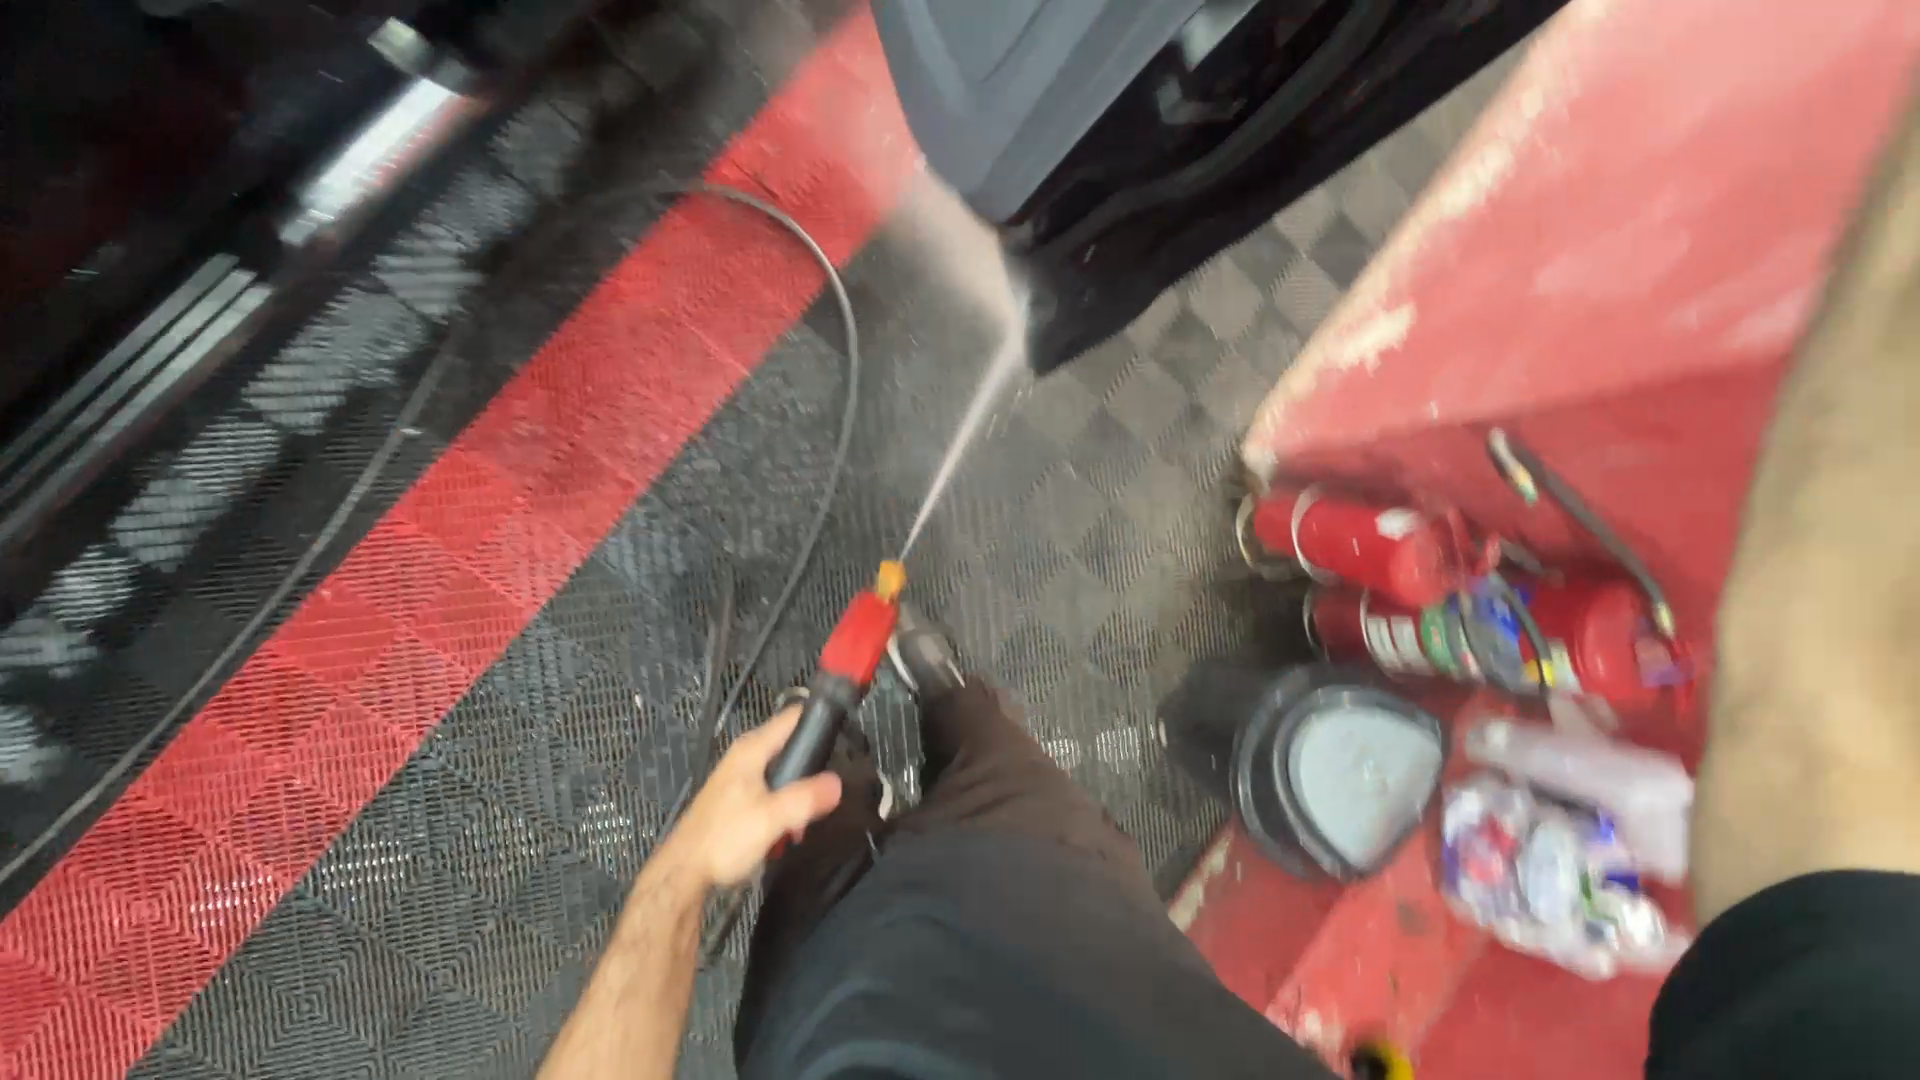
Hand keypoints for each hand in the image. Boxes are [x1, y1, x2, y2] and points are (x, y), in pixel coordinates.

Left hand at [655, 706, 842, 889]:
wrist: (684, 873)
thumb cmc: (724, 839)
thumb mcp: (771, 818)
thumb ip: (806, 798)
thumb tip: (837, 783)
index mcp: (752, 749)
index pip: (793, 716)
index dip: (820, 719)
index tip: (845, 733)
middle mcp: (745, 754)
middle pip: (790, 745)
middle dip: (812, 764)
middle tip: (829, 786)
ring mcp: (739, 775)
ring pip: (781, 771)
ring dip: (798, 790)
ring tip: (808, 815)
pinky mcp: (736, 796)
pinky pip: (770, 789)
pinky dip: (783, 803)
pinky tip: (787, 828)